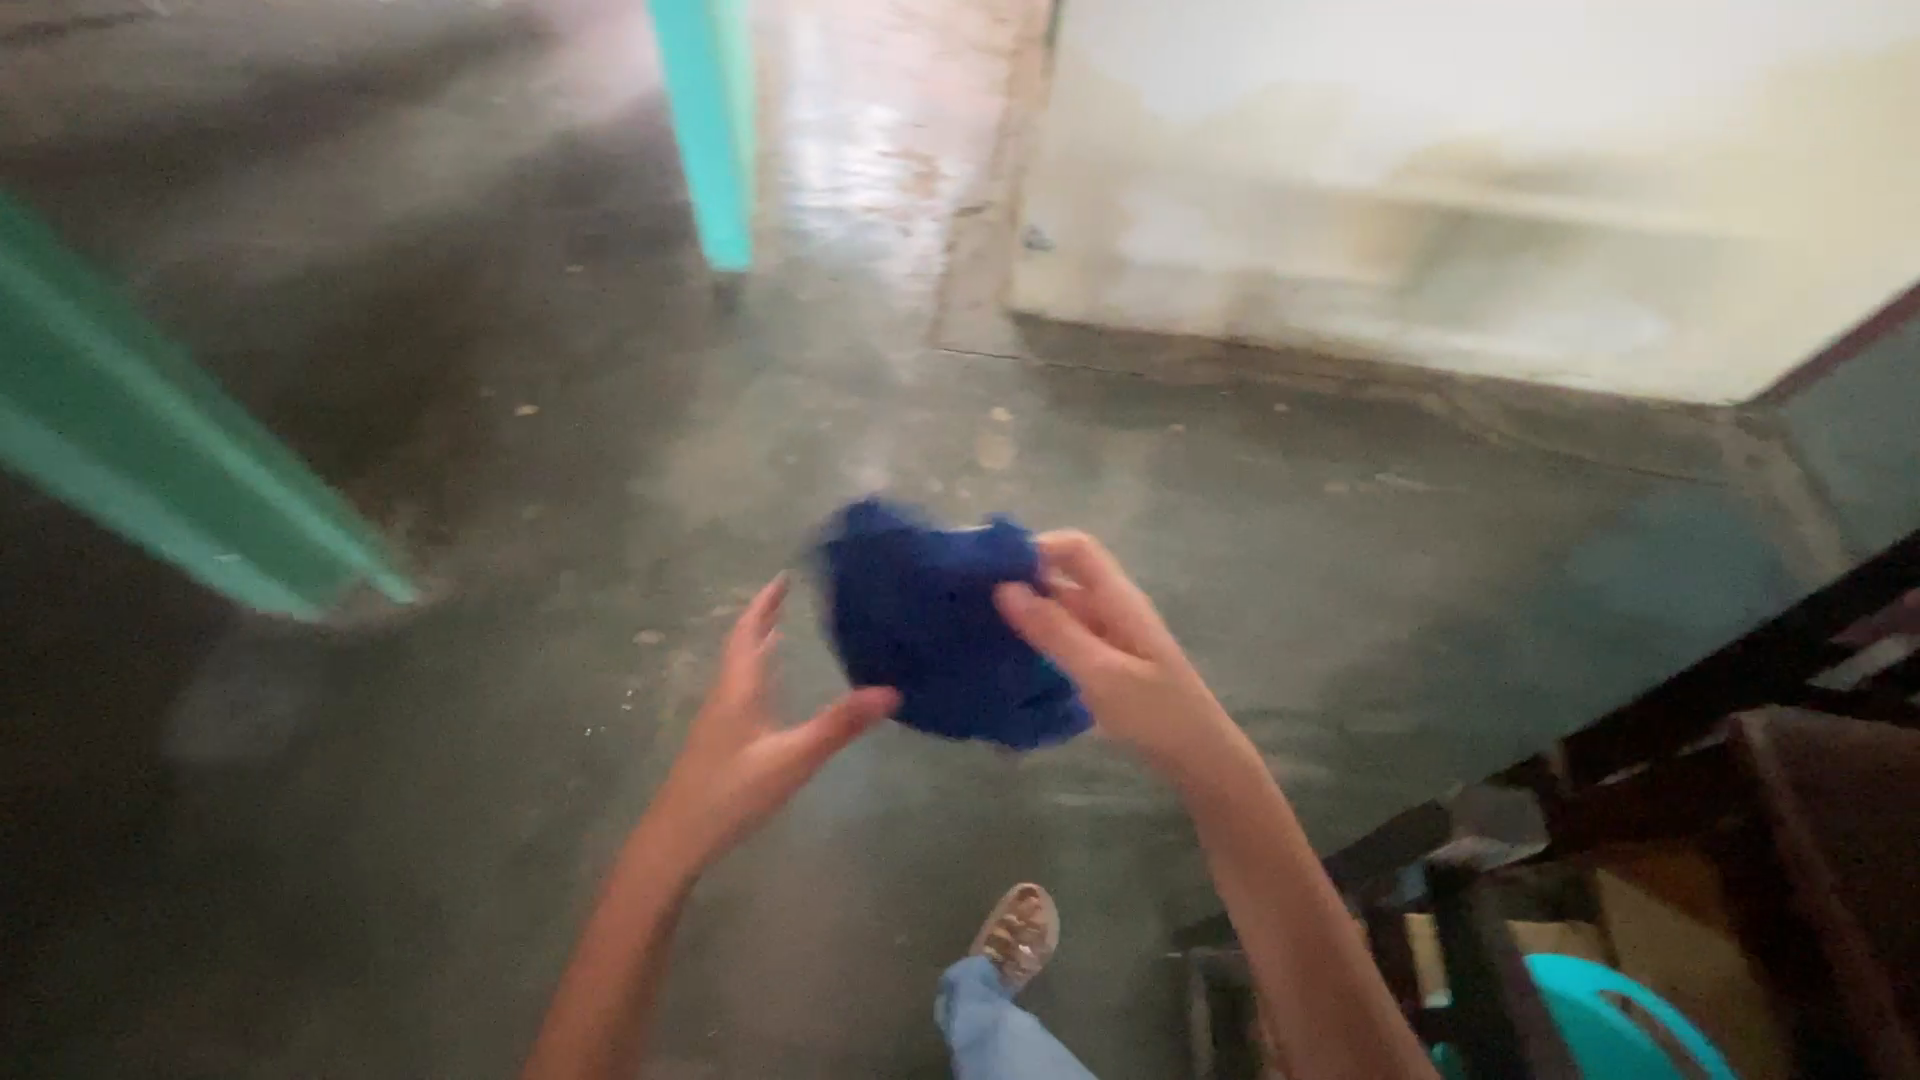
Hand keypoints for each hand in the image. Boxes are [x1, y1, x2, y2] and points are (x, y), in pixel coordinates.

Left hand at [643, 574, 899, 875]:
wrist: (676, 840)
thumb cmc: (731, 794)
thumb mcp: (792, 759)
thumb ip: (839, 726)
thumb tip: (891, 691)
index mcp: (739, 688)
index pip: (749, 631)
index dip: (765, 603)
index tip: (784, 577)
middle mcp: (726, 695)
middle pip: (742, 645)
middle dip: (763, 618)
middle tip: (788, 597)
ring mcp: (718, 720)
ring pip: (739, 669)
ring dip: (758, 644)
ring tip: (783, 632)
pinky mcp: (718, 741)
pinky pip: (740, 689)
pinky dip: (758, 672)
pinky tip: (771, 691)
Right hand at [994, 532, 1241, 779]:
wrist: (1200, 760)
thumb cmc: (1156, 713)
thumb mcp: (1102, 673)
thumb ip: (1055, 631)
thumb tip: (1004, 588)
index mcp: (1118, 599)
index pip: (1075, 548)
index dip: (1036, 547)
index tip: (991, 568)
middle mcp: (1111, 608)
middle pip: (1062, 577)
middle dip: (1020, 581)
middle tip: (968, 599)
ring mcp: (1106, 636)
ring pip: (1059, 609)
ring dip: (1024, 612)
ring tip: (977, 626)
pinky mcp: (1101, 662)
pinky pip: (1063, 637)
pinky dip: (1036, 639)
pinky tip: (1007, 657)